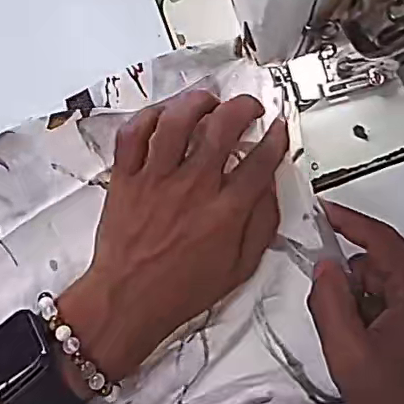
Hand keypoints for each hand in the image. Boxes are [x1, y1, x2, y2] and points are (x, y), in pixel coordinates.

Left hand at [59, 90, 289, 381]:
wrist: (127, 301)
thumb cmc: (177, 291)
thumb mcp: (239, 268)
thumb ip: (261, 226)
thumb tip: (269, 190)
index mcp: (224, 213)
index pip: (260, 160)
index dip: (275, 138)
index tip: (277, 129)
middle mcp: (191, 190)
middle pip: (223, 127)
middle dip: (243, 107)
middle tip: (248, 107)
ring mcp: (156, 180)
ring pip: (177, 121)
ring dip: (197, 102)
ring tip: (207, 102)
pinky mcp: (126, 179)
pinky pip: (133, 135)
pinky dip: (148, 117)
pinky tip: (163, 116)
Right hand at [306, 202, 403, 403]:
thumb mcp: (349, 356)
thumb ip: (330, 303)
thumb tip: (326, 265)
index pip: (381, 240)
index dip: (348, 220)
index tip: (320, 209)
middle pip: (384, 267)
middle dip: (351, 282)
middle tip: (326, 315)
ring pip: (393, 292)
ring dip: (364, 306)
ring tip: (351, 348)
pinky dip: (380, 320)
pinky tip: (369, 355)